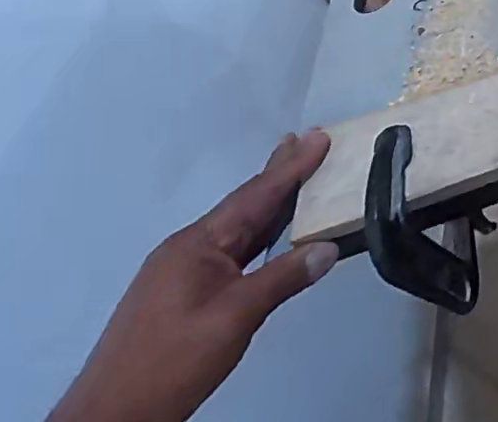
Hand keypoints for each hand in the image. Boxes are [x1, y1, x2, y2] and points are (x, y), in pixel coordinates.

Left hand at [49, 131, 338, 421]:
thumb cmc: (169, 362)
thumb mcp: (234, 318)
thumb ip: (284, 277)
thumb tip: (329, 248)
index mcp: (196, 246)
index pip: (256, 197)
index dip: (292, 166)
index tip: (320, 136)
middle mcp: (187, 250)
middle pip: (245, 203)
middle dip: (278, 171)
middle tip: (307, 138)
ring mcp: (183, 272)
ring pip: (241, 225)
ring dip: (272, 199)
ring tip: (298, 173)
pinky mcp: (186, 293)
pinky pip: (235, 247)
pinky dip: (262, 228)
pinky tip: (275, 226)